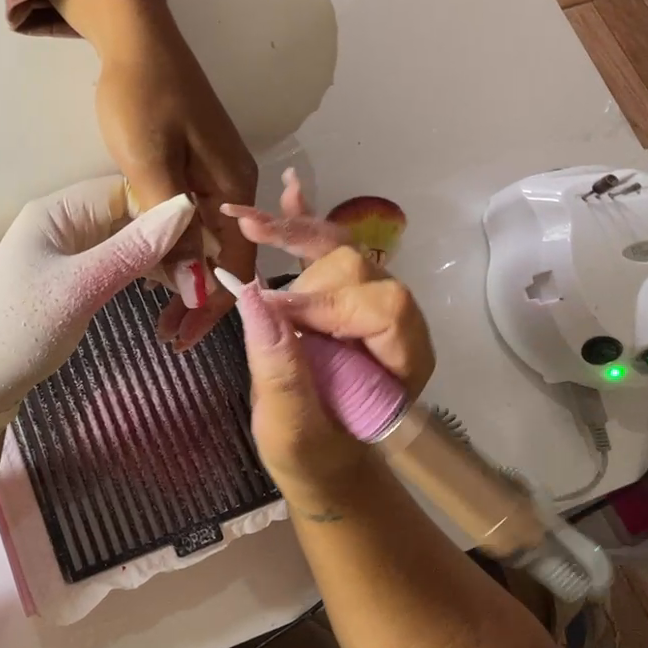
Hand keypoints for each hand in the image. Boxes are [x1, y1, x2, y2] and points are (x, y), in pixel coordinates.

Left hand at [0, 177, 195, 444]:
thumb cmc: (19, 332)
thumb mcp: (79, 289)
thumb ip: (132, 250)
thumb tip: (186, 207)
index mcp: (60, 209)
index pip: (131, 191)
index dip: (173, 212)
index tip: (212, 243)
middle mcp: (67, 219)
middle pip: (135, 213)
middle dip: (174, 240)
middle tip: (210, 273)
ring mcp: (72, 247)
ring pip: (132, 239)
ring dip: (165, 259)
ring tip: (197, 288)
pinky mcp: (77, 273)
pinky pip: (122, 260)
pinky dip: (147, 272)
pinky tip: (172, 289)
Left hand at [50, 0, 258, 351]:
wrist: (135, 38)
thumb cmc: (141, 97)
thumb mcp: (149, 163)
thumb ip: (170, 225)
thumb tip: (196, 288)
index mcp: (233, 184)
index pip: (237, 263)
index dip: (214, 306)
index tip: (184, 337)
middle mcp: (235, 183)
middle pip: (225, 257)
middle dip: (199, 298)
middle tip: (167, 333)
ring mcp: (217, 172)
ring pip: (208, 241)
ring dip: (186, 277)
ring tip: (160, 312)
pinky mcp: (197, 165)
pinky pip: (195, 219)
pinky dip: (177, 247)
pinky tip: (154, 266)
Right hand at [219, 172, 434, 496]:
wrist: (320, 459)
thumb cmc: (312, 454)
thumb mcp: (293, 428)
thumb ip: (280, 369)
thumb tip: (253, 298)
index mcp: (402, 357)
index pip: (379, 306)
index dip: (324, 304)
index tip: (273, 317)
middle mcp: (393, 321)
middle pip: (358, 271)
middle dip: (304, 279)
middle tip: (256, 292)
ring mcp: (364, 303)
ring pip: (338, 250)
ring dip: (293, 231)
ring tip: (245, 219)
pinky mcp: (338, 295)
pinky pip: (325, 248)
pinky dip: (302, 221)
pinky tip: (287, 188)